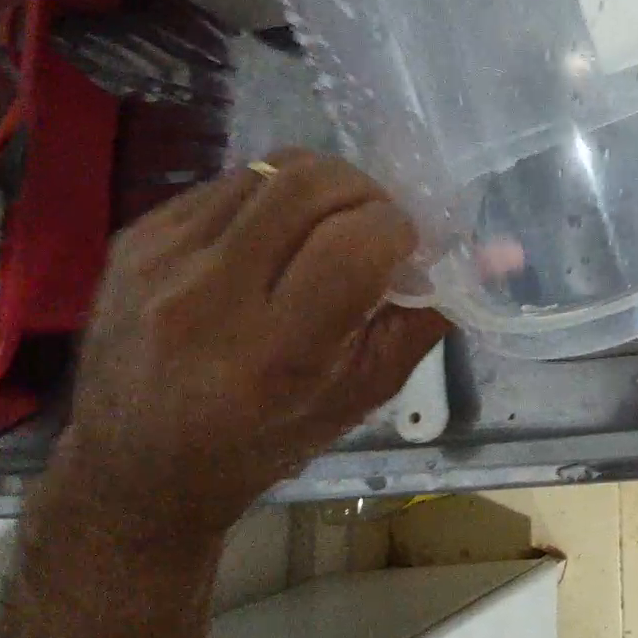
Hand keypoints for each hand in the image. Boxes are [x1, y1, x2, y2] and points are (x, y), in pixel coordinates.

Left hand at [46, 149, 450, 544]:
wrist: (138, 468)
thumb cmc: (274, 436)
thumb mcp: (369, 388)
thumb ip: (433, 312)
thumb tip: (503, 251)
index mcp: (279, 350)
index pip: (358, 241)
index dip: (401, 230)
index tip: (406, 250)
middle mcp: (211, 297)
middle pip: (314, 184)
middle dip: (369, 194)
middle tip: (377, 227)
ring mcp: (162, 261)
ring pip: (274, 169)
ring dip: (325, 187)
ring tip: (331, 225)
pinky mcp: (134, 239)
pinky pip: (231, 181)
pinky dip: (274, 195)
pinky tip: (277, 236)